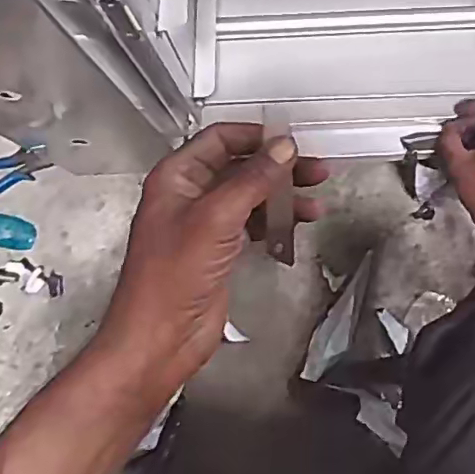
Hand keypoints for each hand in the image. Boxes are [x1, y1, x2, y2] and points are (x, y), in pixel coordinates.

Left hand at [94, 123, 328, 391]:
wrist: (160, 338)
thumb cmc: (171, 278)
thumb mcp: (216, 218)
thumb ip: (252, 179)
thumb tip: (282, 149)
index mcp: (177, 177)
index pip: (220, 138)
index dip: (256, 136)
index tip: (290, 140)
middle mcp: (191, 195)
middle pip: (241, 166)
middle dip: (279, 167)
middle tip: (314, 168)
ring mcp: (207, 223)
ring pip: (252, 195)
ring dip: (283, 195)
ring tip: (314, 199)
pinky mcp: (220, 248)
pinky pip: (254, 222)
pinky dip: (277, 220)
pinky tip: (298, 223)